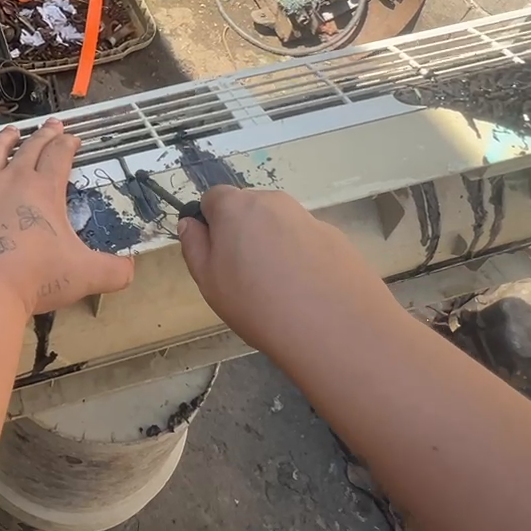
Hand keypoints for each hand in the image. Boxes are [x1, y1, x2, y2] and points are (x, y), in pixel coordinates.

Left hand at [0, 120, 134, 315]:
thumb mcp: (85, 275)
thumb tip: (132, 269)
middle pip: (30, 148)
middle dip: (44, 135)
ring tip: (11, 131)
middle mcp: (12, 179)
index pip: (59, 156)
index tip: (74, 139)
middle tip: (52, 125)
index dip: (68, 144)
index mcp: (44, 190)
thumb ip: (113, 270)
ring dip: (4, 139)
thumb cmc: (34, 278)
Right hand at [177, 186, 404, 359]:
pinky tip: (309, 294)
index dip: (210, 224)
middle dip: (243, 232)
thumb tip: (191, 223)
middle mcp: (273, 202)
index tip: (217, 256)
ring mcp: (309, 219)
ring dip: (274, 245)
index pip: (212, 198)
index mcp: (236, 206)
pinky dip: (304, 259)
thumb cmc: (259, 305)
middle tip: (245, 275)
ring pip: (280, 226)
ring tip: (281, 290)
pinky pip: (308, 242)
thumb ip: (194, 246)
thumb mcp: (209, 282)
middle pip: (249, 209)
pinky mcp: (339, 239)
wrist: (339, 332)